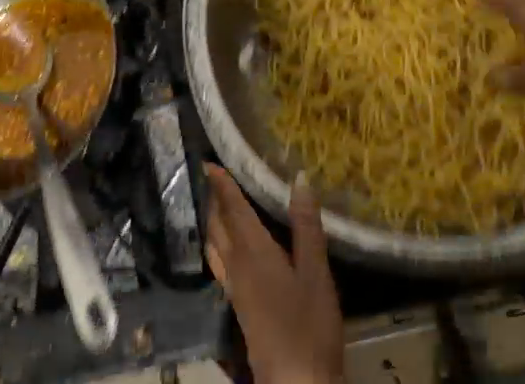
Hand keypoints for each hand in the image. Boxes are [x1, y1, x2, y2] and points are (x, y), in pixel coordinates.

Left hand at [203, 163, 343, 383]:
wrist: (295, 381)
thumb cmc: (309, 323)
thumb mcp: (315, 272)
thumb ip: (306, 226)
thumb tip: (299, 178)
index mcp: (253, 251)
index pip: (233, 209)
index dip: (222, 185)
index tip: (208, 163)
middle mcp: (237, 265)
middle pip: (218, 225)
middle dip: (214, 200)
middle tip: (213, 178)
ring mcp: (234, 287)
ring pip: (215, 244)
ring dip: (214, 222)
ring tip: (218, 207)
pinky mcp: (238, 305)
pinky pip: (220, 262)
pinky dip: (219, 243)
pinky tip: (229, 250)